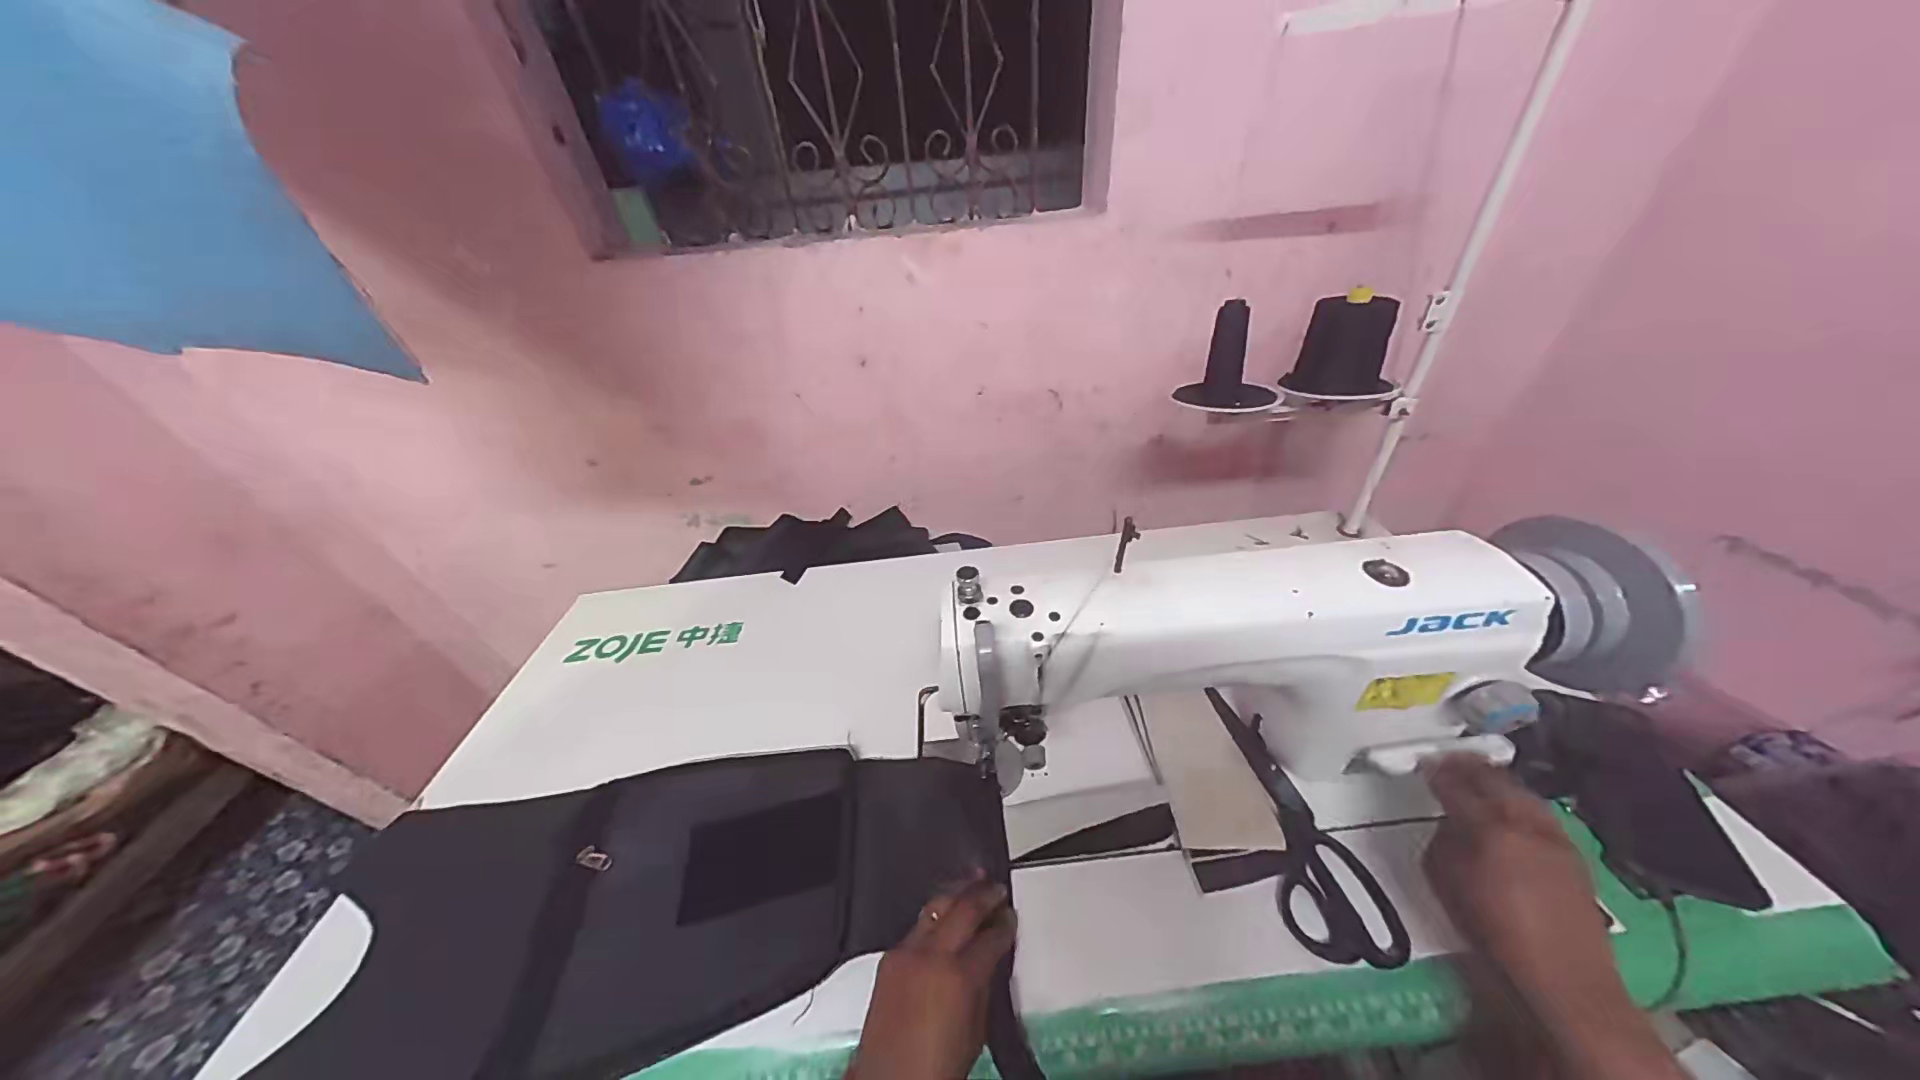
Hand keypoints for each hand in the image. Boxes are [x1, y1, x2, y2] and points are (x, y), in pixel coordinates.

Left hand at [845, 875, 1016, 1079]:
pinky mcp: (888, 958)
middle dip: (984, 894)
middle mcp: (931, 955)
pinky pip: (916, 926)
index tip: (1011, 916)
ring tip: (973, 881)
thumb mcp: (976, 1030)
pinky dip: (935, 915)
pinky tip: (944, 913)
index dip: (1005, 924)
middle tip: (997, 888)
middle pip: (963, 908)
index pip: (991, 937)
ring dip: (957, 893)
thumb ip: (984, 986)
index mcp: (959, 976)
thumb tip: (989, 960)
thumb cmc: (938, 1067)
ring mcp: (906, 953)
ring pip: (935, 907)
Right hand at [1422, 754, 1612, 998]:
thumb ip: (1443, 841)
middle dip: (1469, 766)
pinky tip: (1511, 807)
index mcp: (1489, 829)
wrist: (1564, 978)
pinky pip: (1541, 813)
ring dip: (1498, 780)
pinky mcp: (1576, 855)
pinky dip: (1521, 801)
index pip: (1456, 785)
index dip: (1436, 771)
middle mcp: (1527, 825)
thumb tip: (1449, 823)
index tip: (1425, 763)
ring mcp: (1557, 838)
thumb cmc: (1493, 931)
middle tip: (1449, 759)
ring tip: (1480, 776)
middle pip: (1494, 780)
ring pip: (1522, 792)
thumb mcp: (1446, 881)